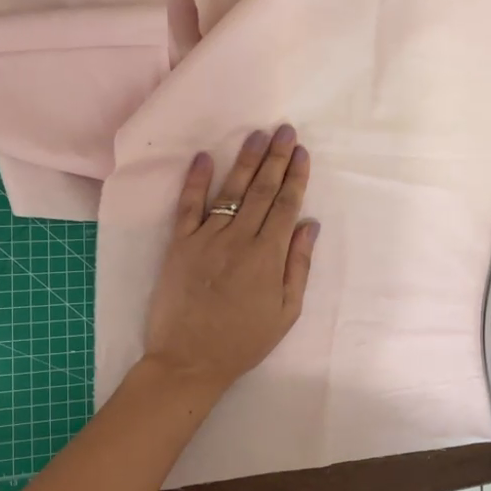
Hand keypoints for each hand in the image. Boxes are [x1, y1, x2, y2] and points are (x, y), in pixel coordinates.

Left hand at [141, 125, 320, 394]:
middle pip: (262, 190)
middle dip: (275, 158)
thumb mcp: (287, 311)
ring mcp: (207, 239)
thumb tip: (310, 224)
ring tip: (256, 135)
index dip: (295, 176)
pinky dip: (195, 181)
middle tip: (284, 130)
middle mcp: (239, 239)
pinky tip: (204, 157)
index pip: (286, 205)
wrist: (189, 360)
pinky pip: (188, 206)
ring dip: (245, 161)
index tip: (302, 152)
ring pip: (231, 191)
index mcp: (268, 256)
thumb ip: (298, 265)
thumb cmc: (244, 340)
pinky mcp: (180, 245)